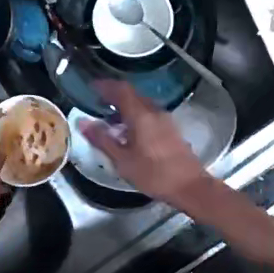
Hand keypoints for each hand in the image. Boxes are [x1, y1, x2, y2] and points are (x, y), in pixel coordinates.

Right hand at [77, 80, 213, 207]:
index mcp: (141, 115)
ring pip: (142, 105)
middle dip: (114, 95)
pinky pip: (150, 114)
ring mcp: (165, 120)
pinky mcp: (171, 130)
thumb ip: (102, 139)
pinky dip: (136, 116)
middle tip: (98, 102)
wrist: (190, 186)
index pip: (121, 90)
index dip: (105, 85)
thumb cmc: (154, 174)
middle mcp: (154, 112)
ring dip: (125, 107)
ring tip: (110, 119)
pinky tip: (129, 132)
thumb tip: (83, 122)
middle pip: (132, 95)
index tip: (92, 86)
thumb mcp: (122, 160)